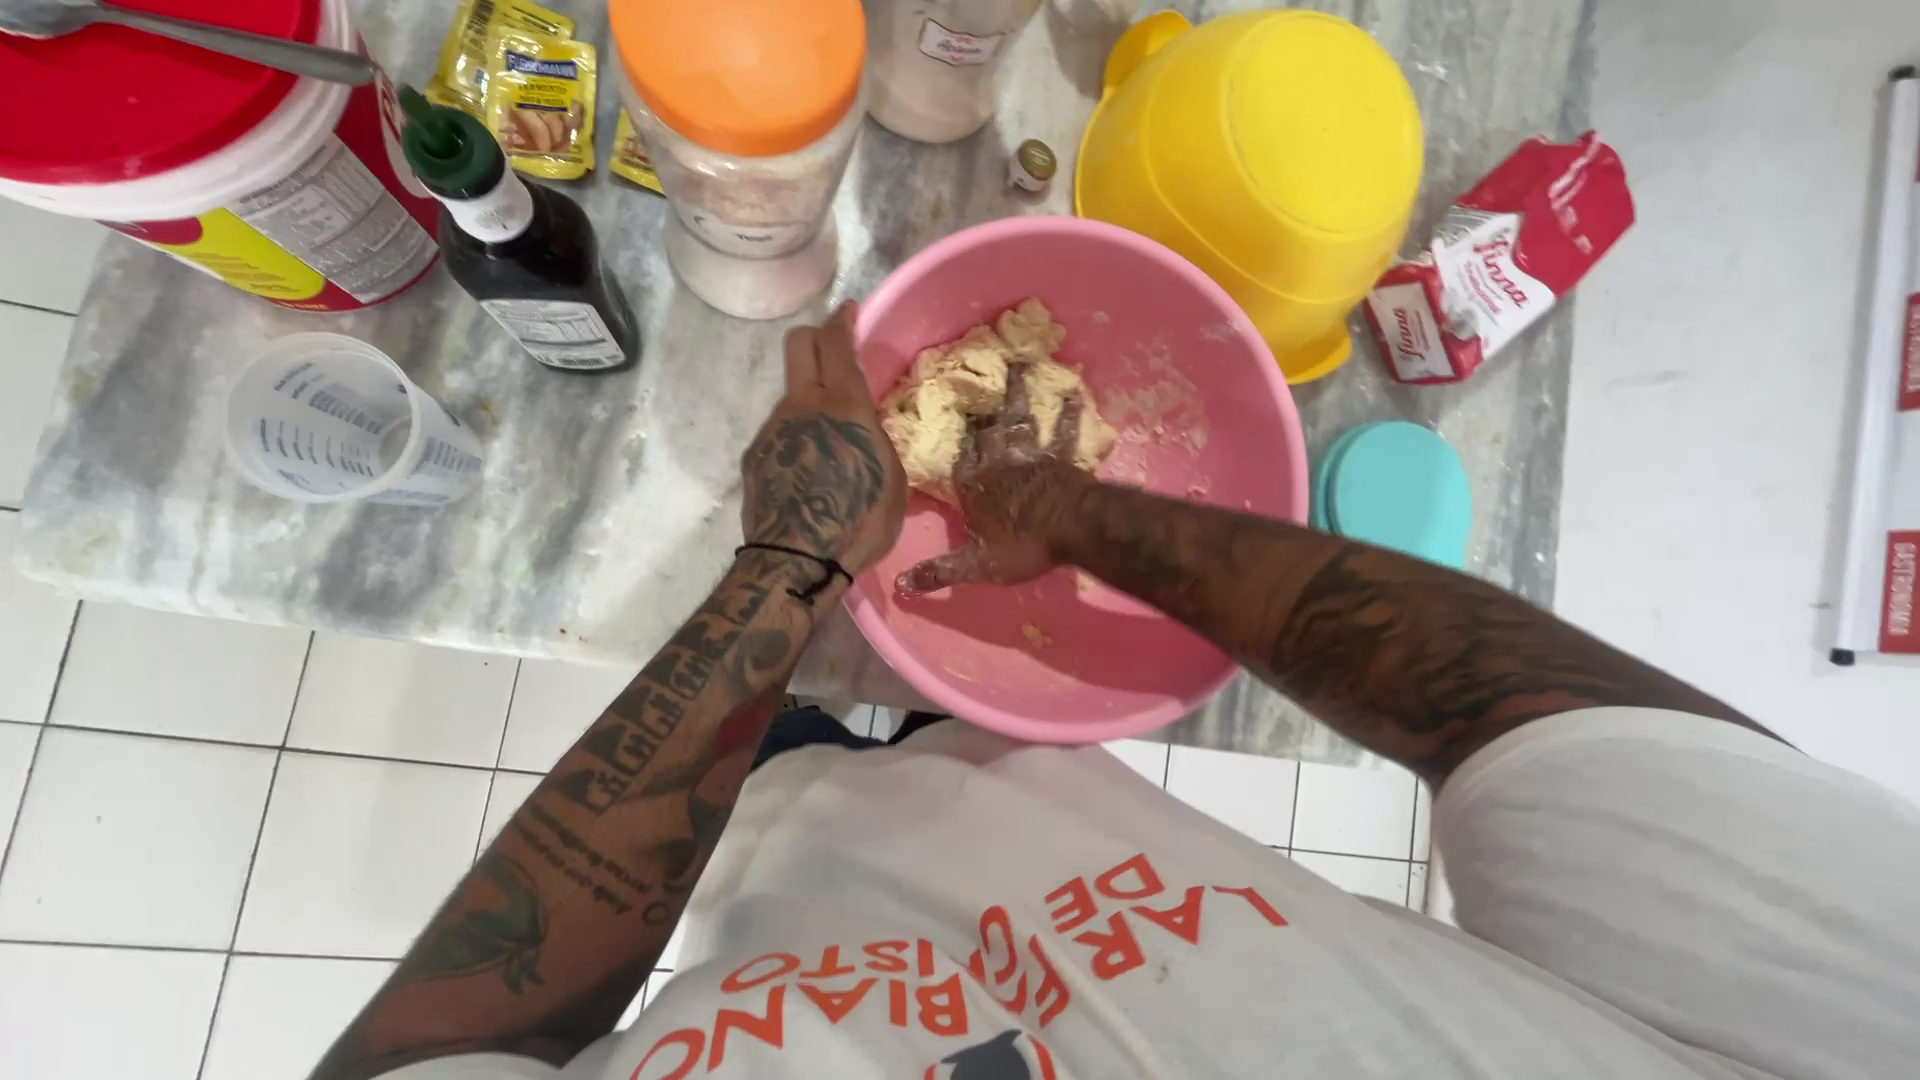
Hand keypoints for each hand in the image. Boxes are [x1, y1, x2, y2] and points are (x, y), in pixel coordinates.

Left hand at [741, 302, 907, 575]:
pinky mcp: (755, 455)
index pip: (835, 342)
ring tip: (830, 440)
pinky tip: (809, 470)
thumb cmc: (859, 521)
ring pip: (790, 392)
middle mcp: (801, 404)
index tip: (848, 311)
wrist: (796, 560)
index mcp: (842, 404)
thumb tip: (862, 429)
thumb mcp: (892, 478)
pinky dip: (797, 435)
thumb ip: (876, 440)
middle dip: (816, 337)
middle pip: (798, 345)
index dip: (841, 320)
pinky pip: (780, 431)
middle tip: (834, 351)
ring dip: (809, 398)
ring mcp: (772, 429)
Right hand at [896, 364, 1091, 594]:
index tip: (949, 419)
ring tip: (1021, 364)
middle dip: (981, 409)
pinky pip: (1065, 433)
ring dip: (1020, 393)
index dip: (956, 445)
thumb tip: (899, 586)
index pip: (960, 462)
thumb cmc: (1023, 545)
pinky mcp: (1063, 458)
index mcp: (976, 488)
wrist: (1074, 528)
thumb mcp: (976, 566)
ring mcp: (1032, 457)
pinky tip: (1074, 394)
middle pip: (987, 432)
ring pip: (1022, 420)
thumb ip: (939, 573)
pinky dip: (1069, 415)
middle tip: (978, 379)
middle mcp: (1000, 465)